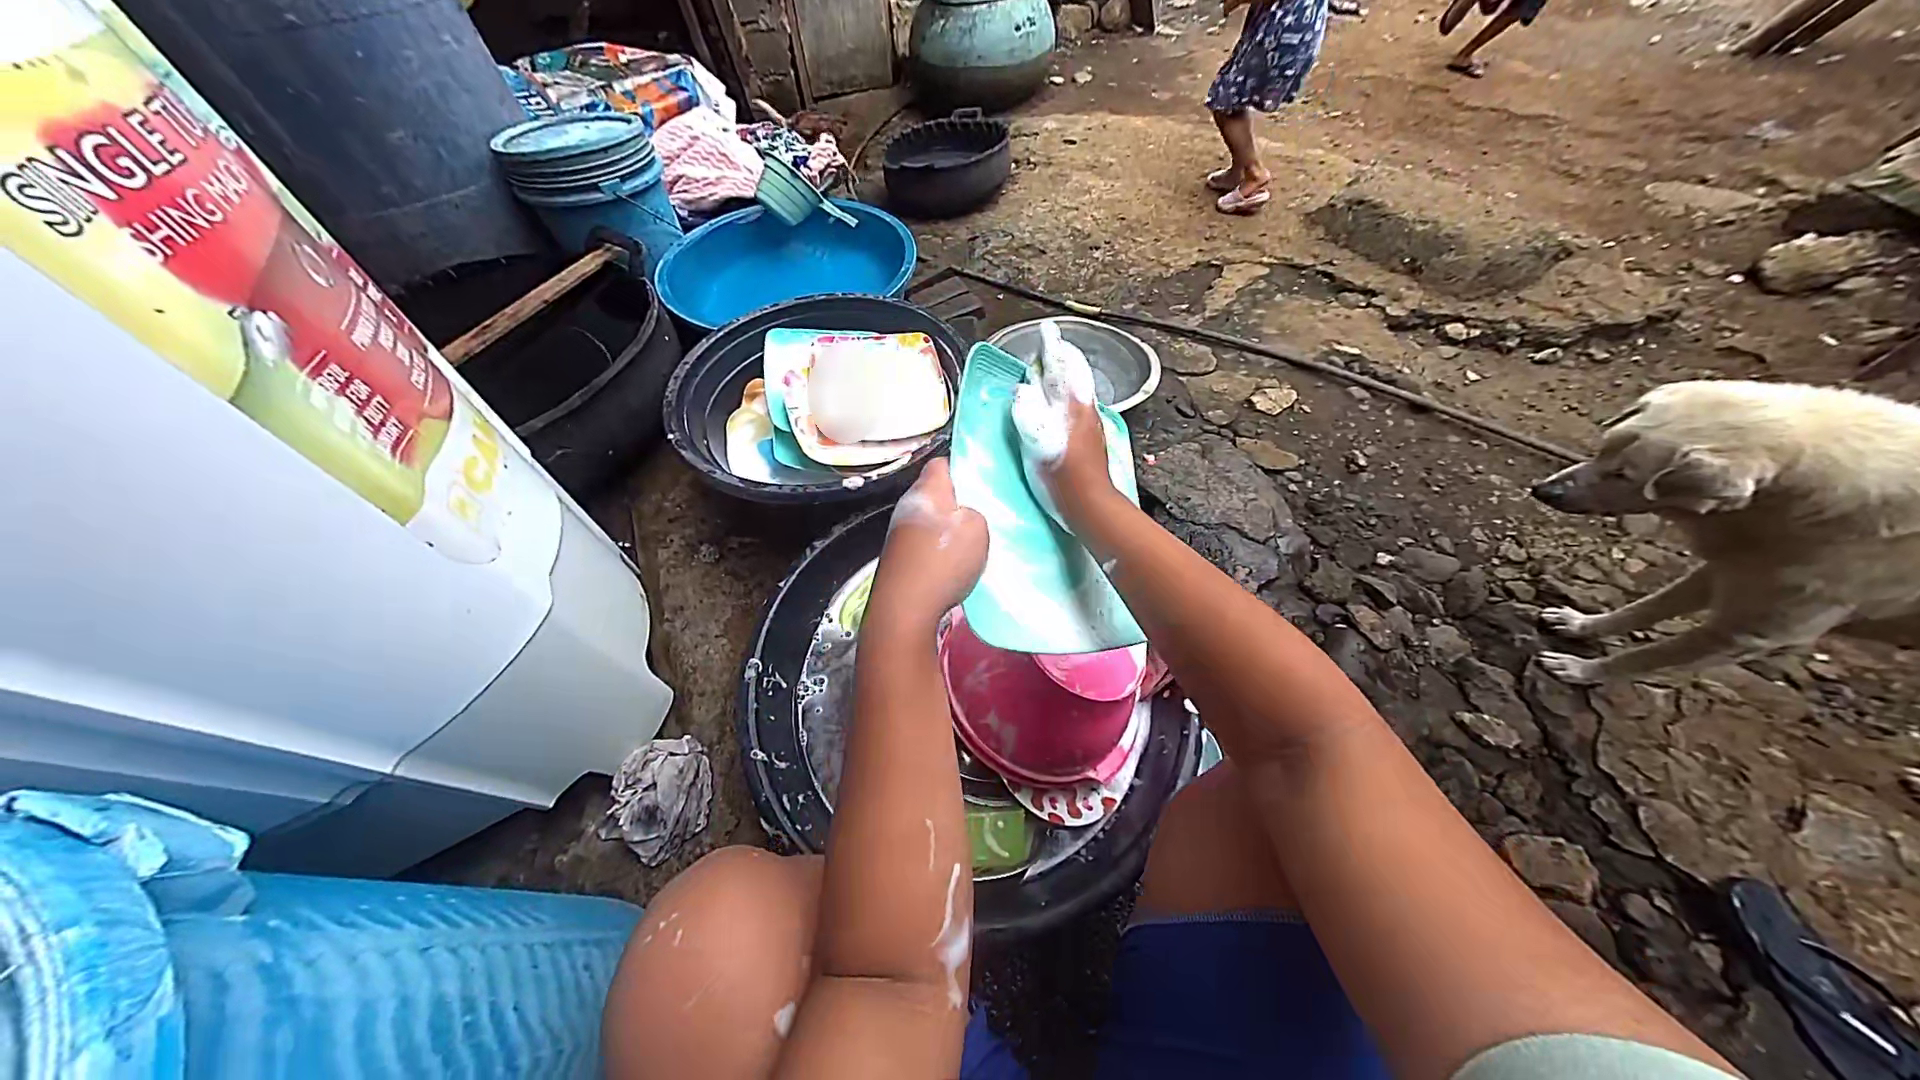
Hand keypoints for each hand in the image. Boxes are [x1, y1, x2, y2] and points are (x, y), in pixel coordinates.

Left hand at [871, 459, 987, 624]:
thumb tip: (965, 515)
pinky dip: (941, 548)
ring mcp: (900, 533)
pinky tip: (956, 563)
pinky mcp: (900, 558)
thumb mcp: (977, 528)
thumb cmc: (941, 561)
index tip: (985, 477)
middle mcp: (907, 506)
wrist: (904, 609)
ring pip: (932, 518)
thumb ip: (975, 512)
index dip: (964, 465)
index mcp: (926, 490)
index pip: (942, 462)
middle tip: (987, 510)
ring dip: (951, 527)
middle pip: (937, 492)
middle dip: (961, 499)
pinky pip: (926, 542)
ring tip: (975, 539)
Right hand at [1012, 330, 1116, 528]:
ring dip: (1067, 373)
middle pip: (1076, 372)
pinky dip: (1068, 392)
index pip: (1061, 365)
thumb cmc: (1061, 475)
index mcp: (1070, 404)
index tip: (1046, 330)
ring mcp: (1089, 423)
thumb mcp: (1036, 440)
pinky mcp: (1089, 438)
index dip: (1051, 347)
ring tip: (1055, 368)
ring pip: (1079, 387)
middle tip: (1052, 344)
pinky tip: (1061, 403)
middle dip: (1063, 355)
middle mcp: (1084, 408)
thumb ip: (1027, 410)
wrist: (1089, 505)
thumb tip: (1021, 388)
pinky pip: (1079, 403)